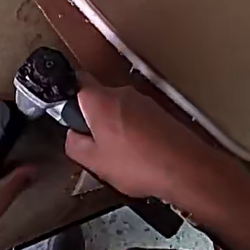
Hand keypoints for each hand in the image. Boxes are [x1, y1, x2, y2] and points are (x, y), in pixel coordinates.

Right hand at [62, 80, 246, 208]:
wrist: (184, 168)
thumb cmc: (144, 164)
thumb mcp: (94, 162)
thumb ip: (74, 144)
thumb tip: (72, 137)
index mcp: (101, 101)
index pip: (77, 80)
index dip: (67, 93)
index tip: (65, 106)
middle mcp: (123, 94)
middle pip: (98, 99)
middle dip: (93, 119)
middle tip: (92, 143)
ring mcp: (144, 103)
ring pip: (119, 110)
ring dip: (115, 127)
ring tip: (119, 155)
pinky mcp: (159, 113)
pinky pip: (138, 119)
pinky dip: (134, 133)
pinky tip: (137, 156)